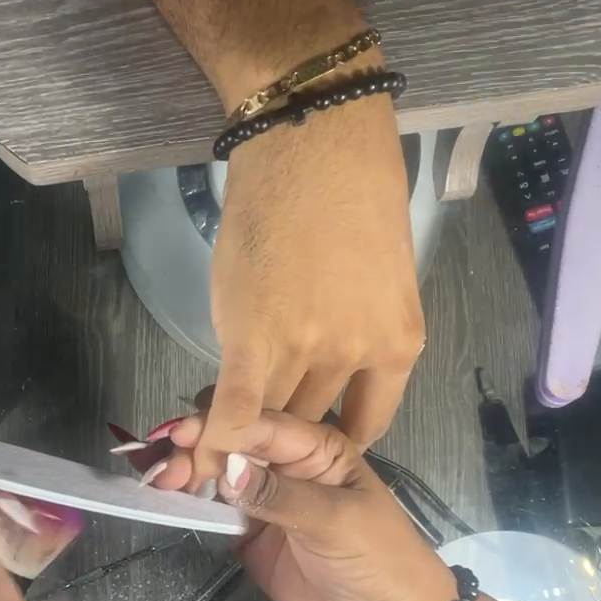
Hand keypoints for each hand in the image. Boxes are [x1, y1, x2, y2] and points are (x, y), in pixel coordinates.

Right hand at [155, 411, 453, 600]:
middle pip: (231, 443)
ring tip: (155, 482)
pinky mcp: (249, 533)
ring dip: (186, 472)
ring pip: (217, 474)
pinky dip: (189, 503)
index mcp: (315, 448)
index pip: (259, 425)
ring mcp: (264, 499)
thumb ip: (279, 494)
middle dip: (195, 449)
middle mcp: (286, 465)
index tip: (180, 435)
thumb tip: (226, 467)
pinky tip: (164, 499)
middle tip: (162, 470)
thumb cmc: (378, 561)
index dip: (220, 426)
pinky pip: (215, 511)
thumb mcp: (335, 522)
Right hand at [197, 89, 423, 482]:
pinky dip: (220, 435)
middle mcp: (357, 357)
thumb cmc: (355, 189)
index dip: (328, 444)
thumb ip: (354, 334)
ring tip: (211, 464)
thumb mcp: (381, 276)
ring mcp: (308, 348)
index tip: (302, 446)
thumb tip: (313, 365)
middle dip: (278, 446)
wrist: (316, 136)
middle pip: (310, 423)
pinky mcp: (255, 334)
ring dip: (242, 446)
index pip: (365, 424)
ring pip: (270, 418)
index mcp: (399, 344)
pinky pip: (237, 400)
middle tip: (247, 454)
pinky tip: (201, 463)